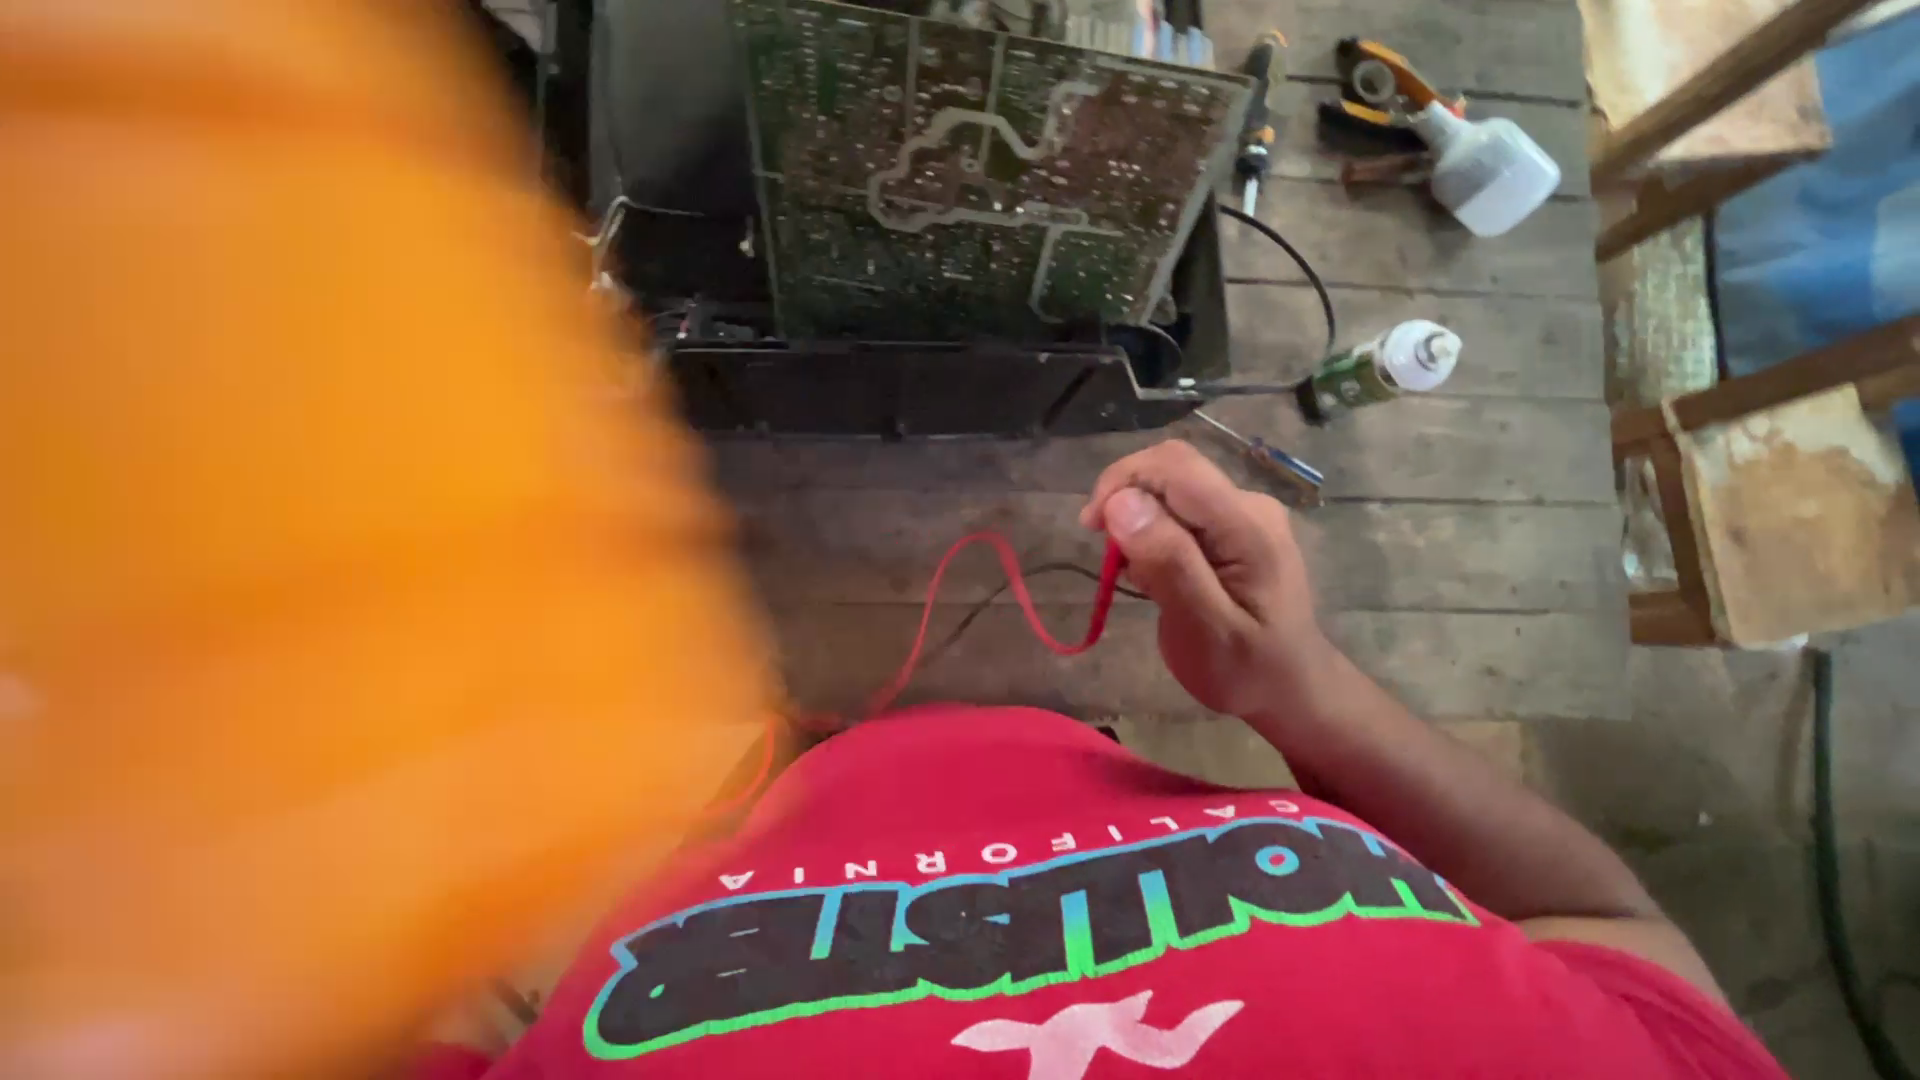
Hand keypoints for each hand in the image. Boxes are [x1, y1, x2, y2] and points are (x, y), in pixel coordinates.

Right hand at [1081, 440, 1328, 715]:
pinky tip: (1152, 575)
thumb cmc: (1246, 670)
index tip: (1091, 526)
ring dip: (1137, 523)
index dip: (1122, 481)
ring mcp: (1243, 515)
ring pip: (1170, 490)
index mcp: (1247, 525)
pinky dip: (1151, 534)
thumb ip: (1169, 563)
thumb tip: (1121, 503)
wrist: (1291, 690)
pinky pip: (1180, 510)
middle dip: (1125, 501)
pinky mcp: (1232, 528)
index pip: (1175, 466)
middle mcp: (1248, 506)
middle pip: (1171, 471)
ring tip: (1136, 578)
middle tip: (1109, 557)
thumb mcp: (1204, 628)